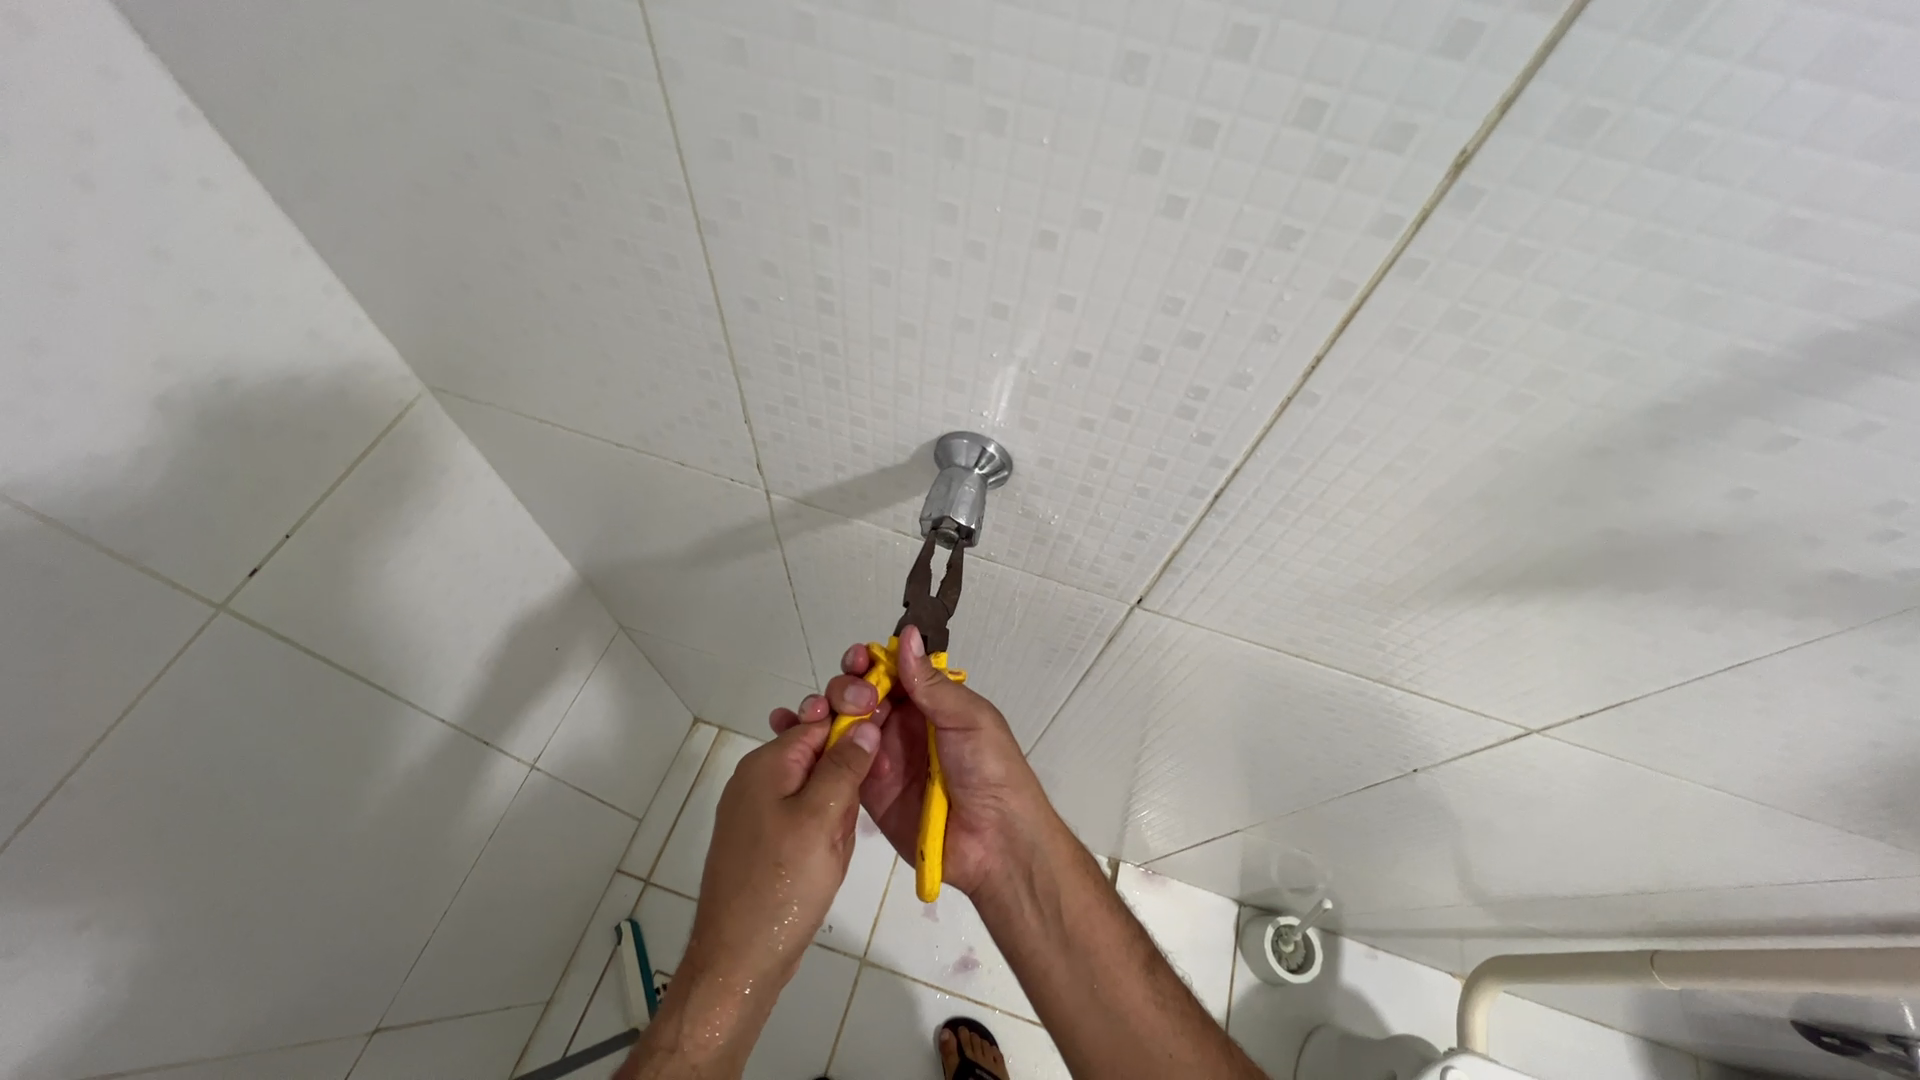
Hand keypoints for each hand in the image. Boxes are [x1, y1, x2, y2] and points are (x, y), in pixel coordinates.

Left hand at [679, 718, 880, 995]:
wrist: (739, 960)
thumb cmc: (783, 884)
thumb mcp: (822, 819)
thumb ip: (844, 766)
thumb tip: (866, 723)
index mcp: (767, 763)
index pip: (820, 723)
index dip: (856, 731)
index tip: (886, 754)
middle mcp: (756, 778)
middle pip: (818, 755)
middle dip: (845, 783)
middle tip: (848, 822)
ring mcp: (755, 810)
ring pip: (815, 790)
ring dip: (836, 815)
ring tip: (834, 850)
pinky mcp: (761, 839)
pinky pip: (804, 818)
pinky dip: (822, 833)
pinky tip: (825, 862)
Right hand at [768, 624, 1052, 897]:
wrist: (994, 843)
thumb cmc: (990, 770)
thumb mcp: (969, 719)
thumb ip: (931, 684)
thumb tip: (907, 635)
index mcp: (929, 704)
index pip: (890, 672)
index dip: (870, 661)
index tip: (859, 659)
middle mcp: (901, 725)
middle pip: (860, 694)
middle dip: (846, 686)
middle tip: (855, 699)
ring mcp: (881, 757)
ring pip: (842, 724)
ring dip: (825, 710)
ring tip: (816, 712)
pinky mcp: (866, 790)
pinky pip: (836, 763)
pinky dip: (816, 746)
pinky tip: (794, 731)